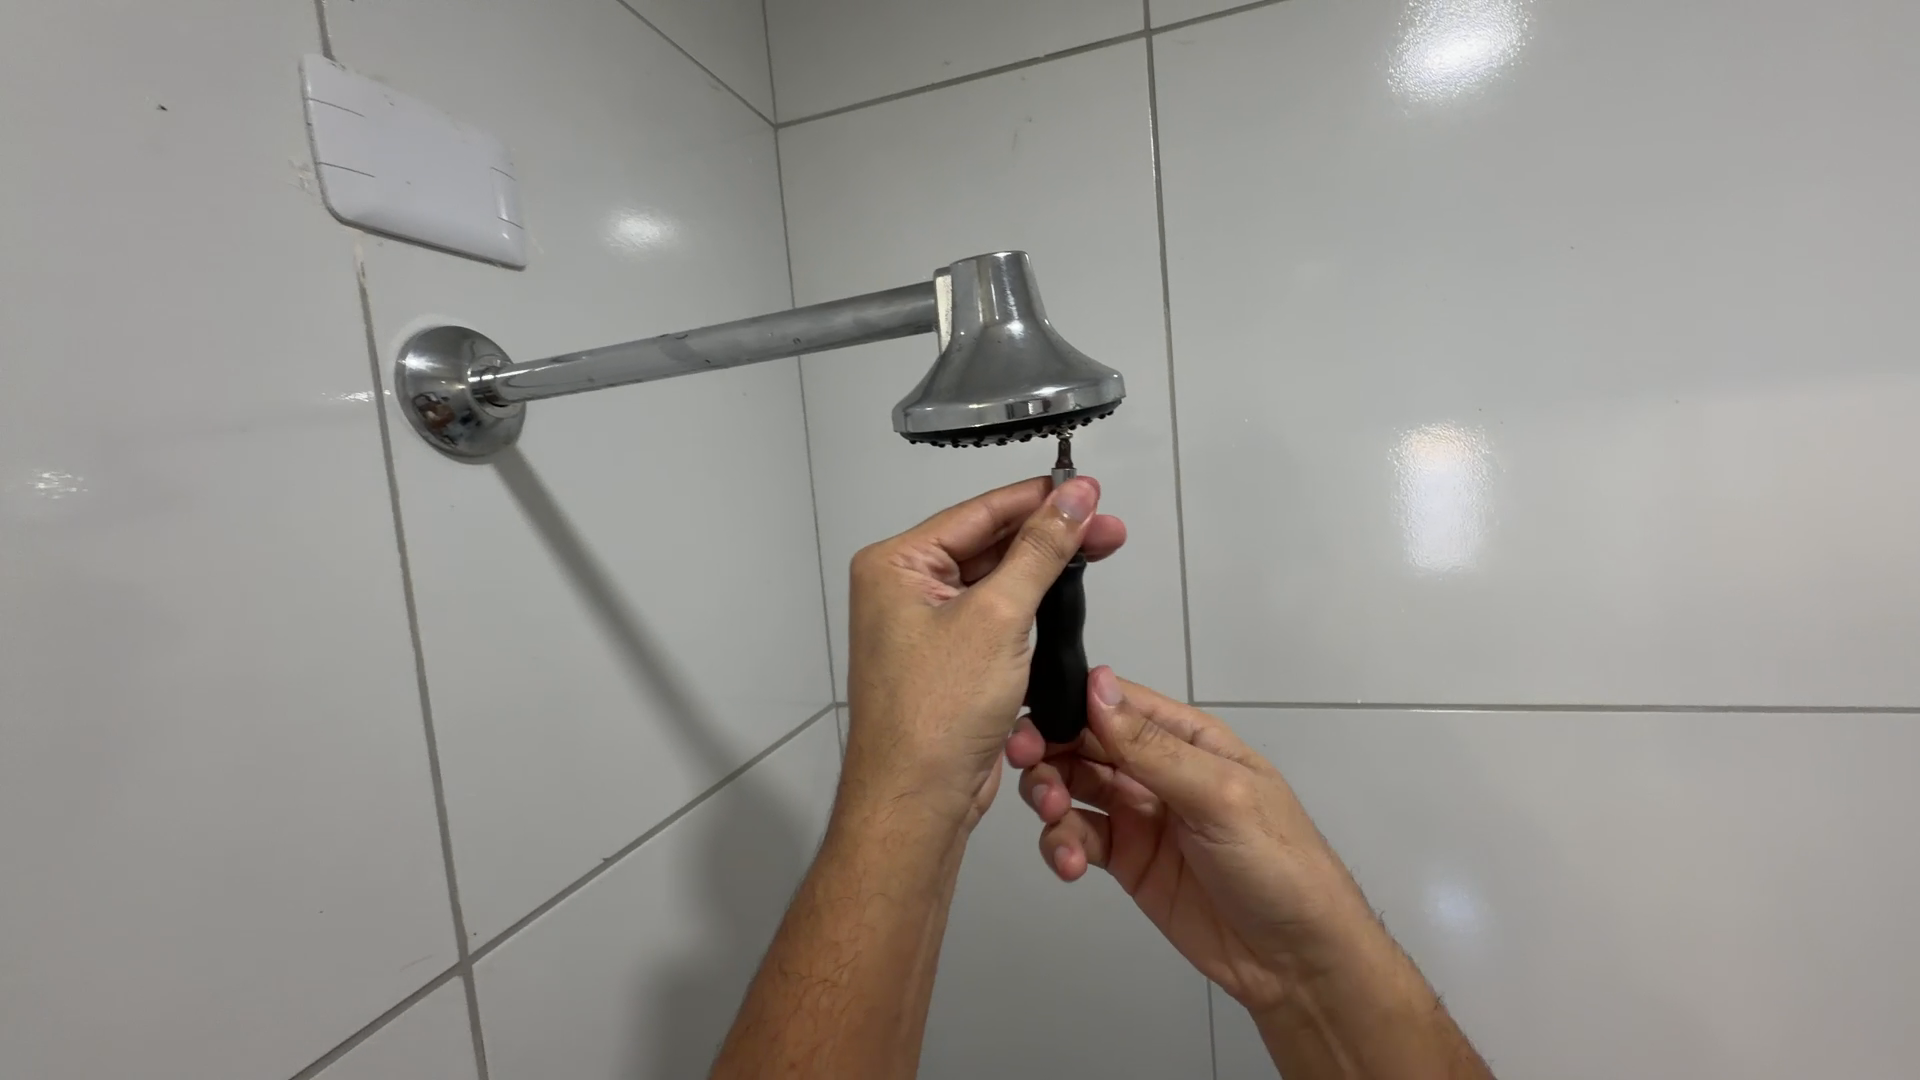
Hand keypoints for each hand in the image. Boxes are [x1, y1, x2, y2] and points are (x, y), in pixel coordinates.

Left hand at [841, 477, 1125, 834]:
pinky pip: (995, 614)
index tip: (1085, 488)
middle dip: (1049, 535)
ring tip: (1097, 549)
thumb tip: (1071, 499)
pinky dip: (1031, 604)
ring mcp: (926, 624)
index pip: (978, 512)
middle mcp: (904, 589)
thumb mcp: (997, 618)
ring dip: (1044, 569)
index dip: (1037, 498)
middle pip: (989, 543)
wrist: (919, 801)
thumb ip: (1039, 552)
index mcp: (896, 565)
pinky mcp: (950, 655)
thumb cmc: (934, 717)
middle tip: (1104, 525)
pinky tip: (1064, 593)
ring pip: (995, 579)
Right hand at [1006, 670, 1385, 1013]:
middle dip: (1047, 749)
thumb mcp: (1218, 795)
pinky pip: (1075, 836)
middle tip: (1026, 766)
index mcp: (1183, 737)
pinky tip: (1069, 862)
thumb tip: (1096, 684)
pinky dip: (1060, 843)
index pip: (1113, 702)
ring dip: (1048, 795)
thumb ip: (1151, 746)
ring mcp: (1136, 813)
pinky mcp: (1123, 858)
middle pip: (1081, 741)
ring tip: (1054, 819)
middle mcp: (1153, 768)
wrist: (1298, 964)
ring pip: (1069, 785)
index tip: (1032, 718)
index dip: (1068, 704)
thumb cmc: (1279, 864)